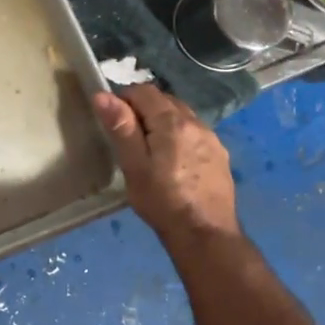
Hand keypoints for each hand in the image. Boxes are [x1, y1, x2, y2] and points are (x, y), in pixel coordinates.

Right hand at [93, 85, 240, 244]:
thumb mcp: (133, 165)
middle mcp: (196, 123)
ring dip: (163, 121)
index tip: (112, 120)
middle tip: (127, 135)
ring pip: (182, 115)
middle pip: (165, 100)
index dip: (123, 98)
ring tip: (149, 147)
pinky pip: (195, 132)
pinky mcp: (220, 155)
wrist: (205, 233)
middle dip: (143, 108)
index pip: (144, 91)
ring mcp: (212, 139)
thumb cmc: (161, 200)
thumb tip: (103, 95)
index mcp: (172, 122)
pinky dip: (179, 135)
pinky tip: (173, 160)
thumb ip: (121, 127)